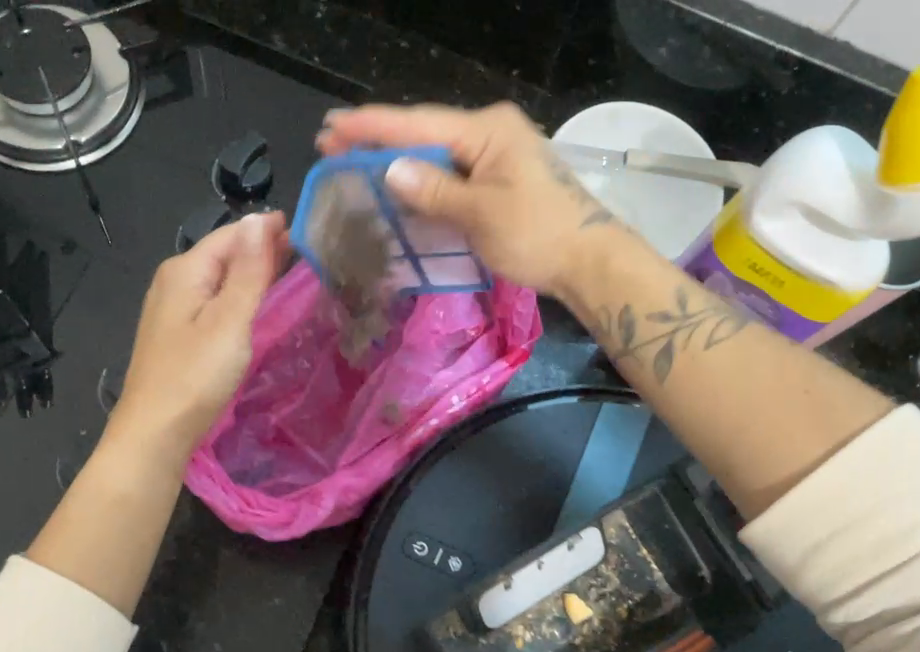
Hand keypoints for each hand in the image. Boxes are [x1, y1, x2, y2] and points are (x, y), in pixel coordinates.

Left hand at [109, 211, 287, 468]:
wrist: (155, 432)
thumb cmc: (195, 377)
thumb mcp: (229, 321)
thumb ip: (248, 272)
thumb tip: (258, 219)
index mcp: (185, 270)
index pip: (231, 235)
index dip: (266, 230)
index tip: (305, 228)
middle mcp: (173, 282)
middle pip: (222, 255)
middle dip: (259, 249)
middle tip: (304, 250)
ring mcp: (171, 311)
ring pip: (217, 280)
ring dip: (249, 274)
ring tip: (285, 273)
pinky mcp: (175, 337)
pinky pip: (211, 303)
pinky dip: (235, 298)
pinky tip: (252, 308)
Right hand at [316, 103, 623, 295]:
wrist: (589, 261)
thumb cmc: (537, 235)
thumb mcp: (480, 214)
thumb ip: (433, 190)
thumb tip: (390, 170)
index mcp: (487, 130)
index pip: (418, 124)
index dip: (372, 126)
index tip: (331, 125)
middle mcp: (491, 132)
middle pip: (424, 132)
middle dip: (378, 139)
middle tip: (330, 143)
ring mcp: (497, 154)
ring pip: (436, 152)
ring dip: (396, 158)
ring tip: (352, 159)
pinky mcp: (500, 178)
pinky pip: (451, 171)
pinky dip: (421, 177)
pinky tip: (397, 182)